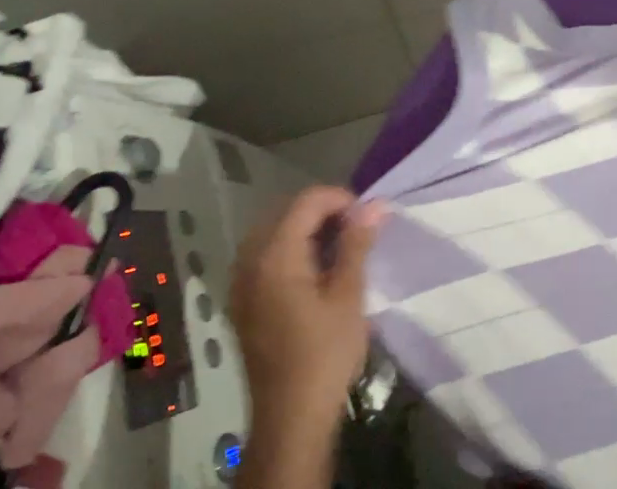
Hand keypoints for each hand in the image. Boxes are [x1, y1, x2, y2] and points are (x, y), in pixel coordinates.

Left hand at [229, 185, 385, 425]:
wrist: (290, 416)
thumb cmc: (324, 354)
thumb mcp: (348, 295)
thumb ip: (357, 244)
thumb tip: (376, 204)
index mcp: (274, 256)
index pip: (307, 202)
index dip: (342, 199)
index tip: (369, 219)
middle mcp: (249, 261)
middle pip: (286, 213)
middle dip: (324, 212)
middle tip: (358, 233)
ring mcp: (241, 283)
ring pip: (274, 233)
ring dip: (307, 231)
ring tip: (341, 251)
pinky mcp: (242, 301)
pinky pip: (265, 257)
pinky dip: (291, 251)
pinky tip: (316, 274)